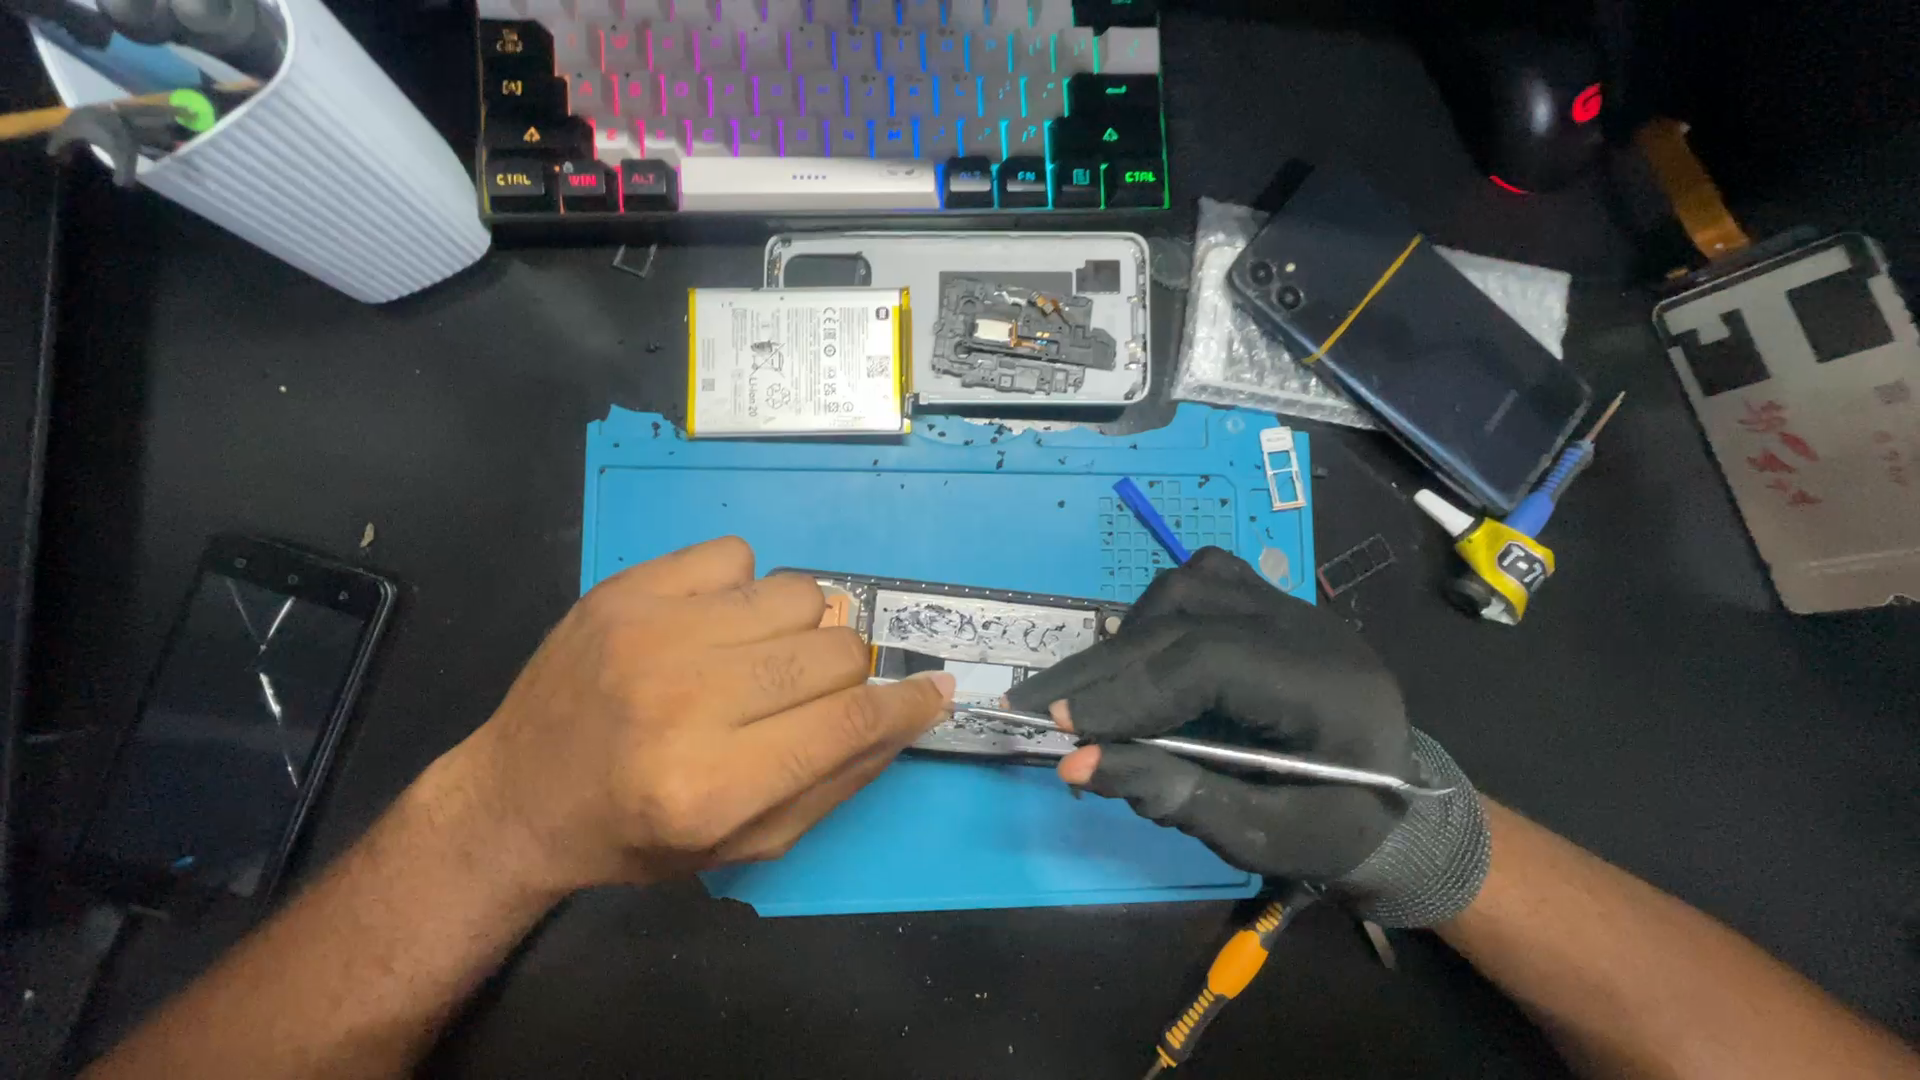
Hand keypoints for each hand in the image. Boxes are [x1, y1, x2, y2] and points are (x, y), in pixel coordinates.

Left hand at [445, 537, 954, 893]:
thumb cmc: (638, 835)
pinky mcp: (626, 590)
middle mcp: (685, 702)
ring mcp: (650, 634)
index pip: (851, 721)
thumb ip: (837, 779)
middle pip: (834, 651)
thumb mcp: (745, 844)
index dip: (907, 703)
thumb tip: (911, 709)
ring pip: (798, 593)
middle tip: (809, 692)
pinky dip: (743, 588)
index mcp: (714, 786)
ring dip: (800, 628)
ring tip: (761, 654)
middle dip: (846, 673)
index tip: (934, 690)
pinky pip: (736, 554)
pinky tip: (714, 623)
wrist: (517, 797)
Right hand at [1007, 548, 1488, 924]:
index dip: (1127, 691)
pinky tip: (1136, 655)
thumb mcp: (1263, 837)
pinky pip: (1200, 579)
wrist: (1398, 798)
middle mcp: (1308, 628)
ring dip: (1130, 636)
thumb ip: (1175, 796)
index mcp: (1326, 686)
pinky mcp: (1271, 602)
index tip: (1063, 727)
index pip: (1206, 662)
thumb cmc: (1336, 830)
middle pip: (1184, 617)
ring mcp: (1290, 605)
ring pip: (1186, 584)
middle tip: (1040, 705)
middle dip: (1104, 667)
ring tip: (1092, 689)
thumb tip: (1075, 765)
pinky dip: (1156, 613)